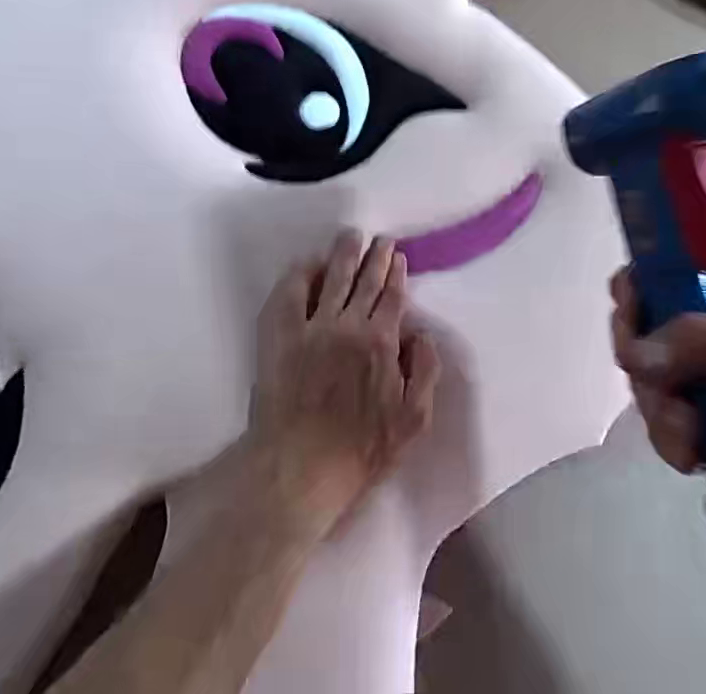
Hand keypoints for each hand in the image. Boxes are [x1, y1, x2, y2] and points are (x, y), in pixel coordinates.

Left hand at [252, 231, 440, 535]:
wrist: (299, 468)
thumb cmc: (361, 449)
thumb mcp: (414, 419)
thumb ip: (425, 372)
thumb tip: (422, 335)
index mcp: (382, 342)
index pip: (392, 297)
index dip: (395, 274)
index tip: (397, 257)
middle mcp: (349, 326)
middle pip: (365, 281)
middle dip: (375, 257)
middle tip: (380, 240)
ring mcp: (312, 329)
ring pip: (332, 280)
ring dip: (343, 255)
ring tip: (350, 237)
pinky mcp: (280, 338)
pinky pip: (289, 295)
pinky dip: (300, 274)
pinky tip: (307, 263)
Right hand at [611, 264, 705, 491]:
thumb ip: (703, 340)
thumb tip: (632, 353)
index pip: (660, 274)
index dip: (633, 294)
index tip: (629, 334)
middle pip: (640, 335)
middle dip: (647, 377)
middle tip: (672, 406)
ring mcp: (701, 376)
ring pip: (646, 383)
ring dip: (661, 417)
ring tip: (693, 443)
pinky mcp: (701, 417)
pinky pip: (661, 422)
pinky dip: (671, 441)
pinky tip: (694, 457)